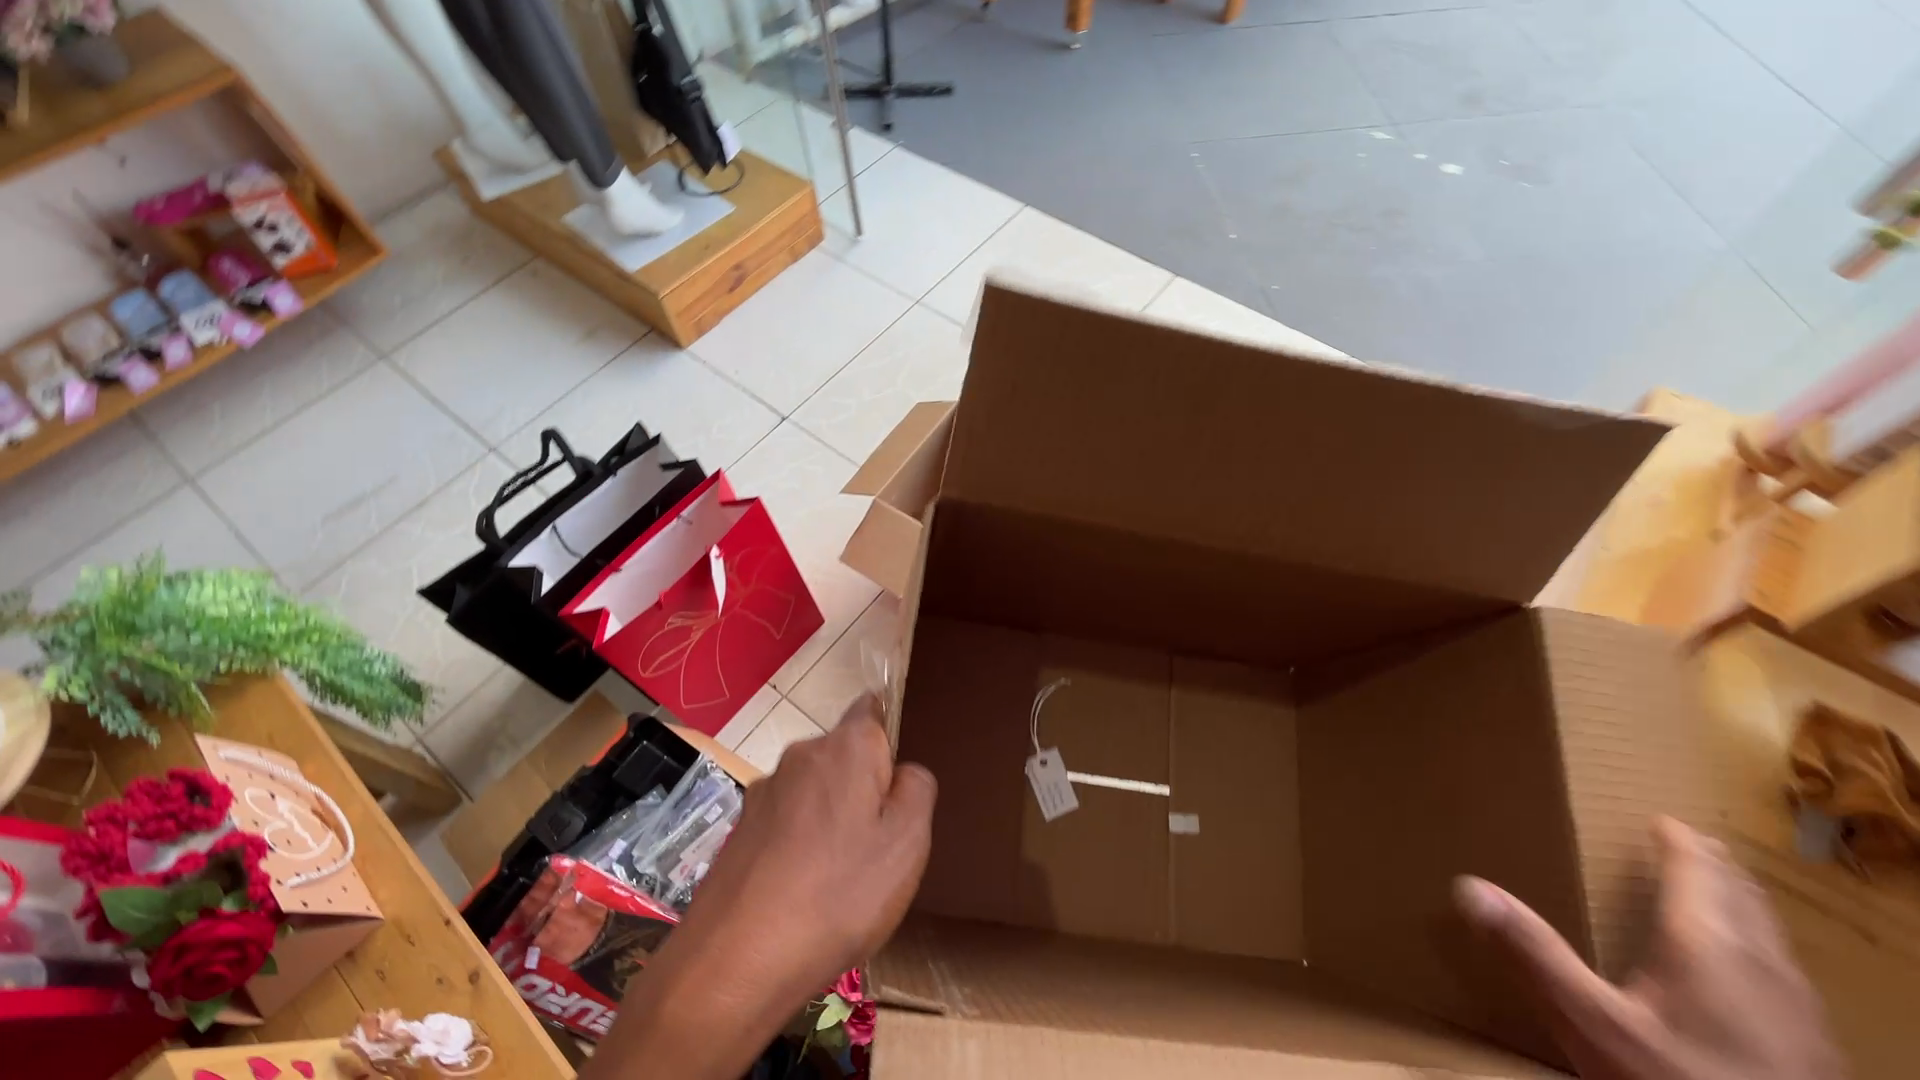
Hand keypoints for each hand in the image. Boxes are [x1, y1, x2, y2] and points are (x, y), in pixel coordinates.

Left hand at [674, 693, 936, 1000]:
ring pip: (815, 795)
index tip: (898, 784)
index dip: (889, 739)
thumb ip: (917, 790)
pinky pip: (787, 827)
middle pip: (844, 757)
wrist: (737, 960)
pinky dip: (800, 848)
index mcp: (845, 747)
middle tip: (880, 847)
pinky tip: (804, 895)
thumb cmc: (839, 894)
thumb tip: (903, 772)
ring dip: (831, 822)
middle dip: (863, 789)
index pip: (871, 709)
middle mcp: (799, 756)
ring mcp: (762, 795)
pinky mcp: (739, 832)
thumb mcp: (908, 842)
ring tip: (841, 880)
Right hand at [1455, 818, 1844, 1079]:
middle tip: (1689, 842)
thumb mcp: (1589, 1024)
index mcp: (1706, 943)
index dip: (1677, 840)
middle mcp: (1760, 962)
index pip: (1697, 871)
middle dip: (1713, 864)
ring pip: (1768, 931)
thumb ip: (1532, 954)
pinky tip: (1749, 973)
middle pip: (1741, 894)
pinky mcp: (1814, 1045)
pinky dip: (1757, 942)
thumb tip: (1469, 887)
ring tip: (1720, 891)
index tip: (1660, 819)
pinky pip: (1782, 967)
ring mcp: (1798, 1006)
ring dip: (1740, 901)